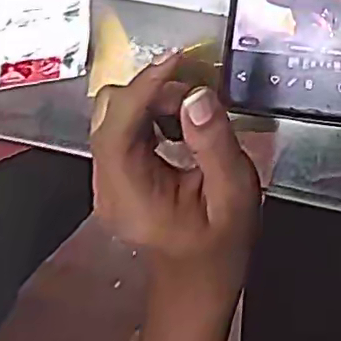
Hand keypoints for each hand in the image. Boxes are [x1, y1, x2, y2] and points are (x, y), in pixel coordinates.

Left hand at [91, 54, 262, 303]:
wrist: (200, 281)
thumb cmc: (221, 243)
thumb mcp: (233, 193)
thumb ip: (214, 144)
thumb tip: (196, 96)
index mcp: (128, 196)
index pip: (116, 128)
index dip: (142, 88)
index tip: (176, 59)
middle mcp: (106, 185)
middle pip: (110, 115)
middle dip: (153, 94)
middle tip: (197, 101)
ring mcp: (107, 179)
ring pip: (115, 115)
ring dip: (154, 101)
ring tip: (194, 116)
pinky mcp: (116, 173)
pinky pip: (125, 126)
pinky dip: (152, 113)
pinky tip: (181, 126)